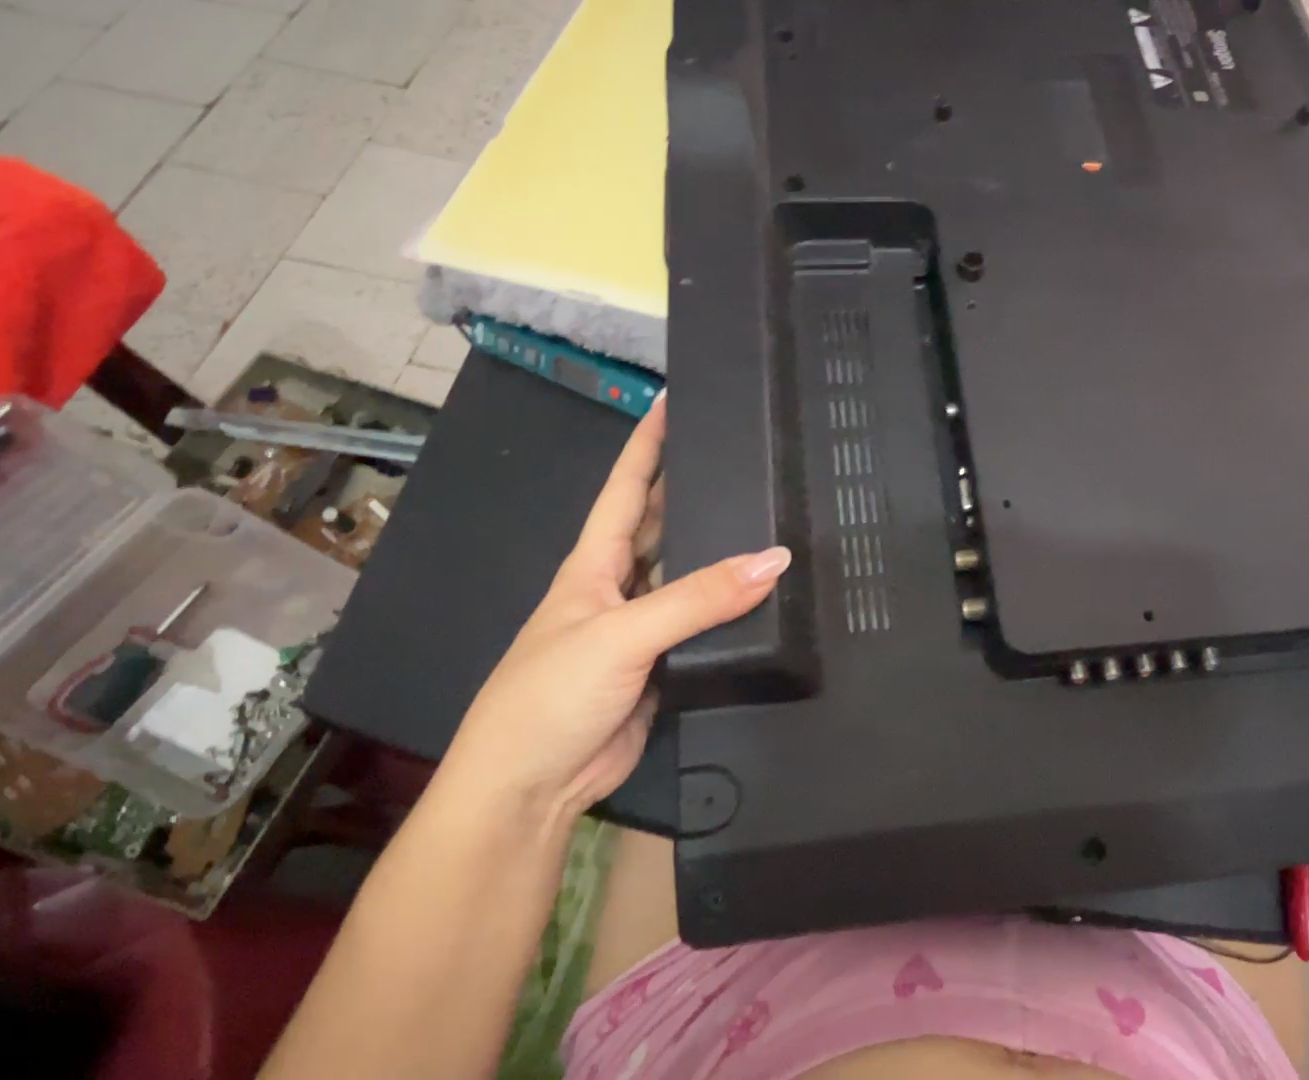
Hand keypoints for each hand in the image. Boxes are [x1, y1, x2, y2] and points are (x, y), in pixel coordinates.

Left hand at [440, 395, 791, 816]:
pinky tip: (768, 597)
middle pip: (664, 527)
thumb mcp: (620, 635)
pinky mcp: (666, 669)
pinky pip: (707, 628)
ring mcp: (644, 631)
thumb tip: (776, 559)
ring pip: (691, 579)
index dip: (647, 444)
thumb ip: (699, 597)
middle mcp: (620, 589)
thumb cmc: (550, 694)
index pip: (625, 489)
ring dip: (723, 553)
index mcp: (594, 565)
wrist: (532, 786)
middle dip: (695, 489)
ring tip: (772, 517)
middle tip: (746, 455)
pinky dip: (735, 611)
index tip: (673, 400)